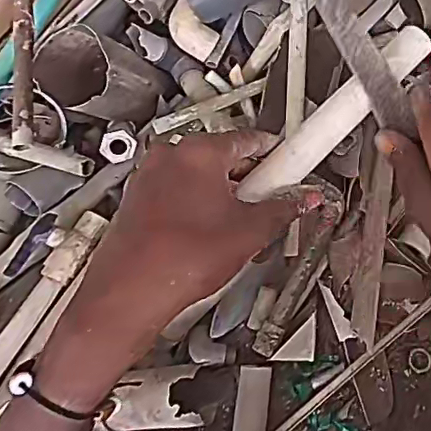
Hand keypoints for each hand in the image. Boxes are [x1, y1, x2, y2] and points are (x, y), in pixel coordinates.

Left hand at [37, 130, 312, 409]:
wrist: (130, 293)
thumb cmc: (175, 261)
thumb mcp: (248, 232)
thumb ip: (282, 209)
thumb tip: (300, 200)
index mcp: (198, 151)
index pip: (250, 138)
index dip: (277, 152)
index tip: (290, 162)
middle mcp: (170, 156)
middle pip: (225, 156)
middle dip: (252, 178)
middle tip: (271, 201)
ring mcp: (150, 177)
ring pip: (201, 176)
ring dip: (225, 194)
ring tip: (239, 227)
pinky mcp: (140, 199)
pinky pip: (180, 192)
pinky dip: (200, 205)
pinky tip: (210, 235)